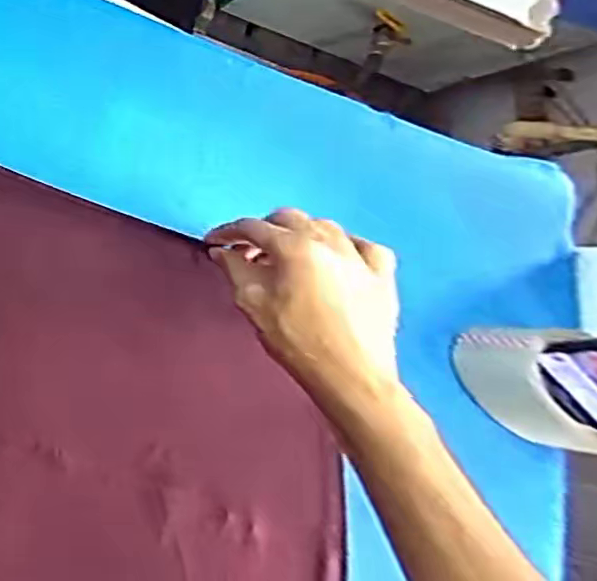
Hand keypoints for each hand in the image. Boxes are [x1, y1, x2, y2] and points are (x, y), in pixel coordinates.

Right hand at [204, 208, 400, 404]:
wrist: (351, 377)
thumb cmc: (294, 337)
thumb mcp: (250, 300)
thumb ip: (233, 267)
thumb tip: (222, 250)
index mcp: (294, 247)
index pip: (251, 226)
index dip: (226, 232)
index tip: (212, 243)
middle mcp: (329, 244)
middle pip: (289, 218)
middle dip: (263, 229)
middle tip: (247, 249)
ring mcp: (361, 260)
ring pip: (326, 227)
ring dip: (300, 234)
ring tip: (287, 254)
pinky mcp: (383, 279)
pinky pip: (366, 247)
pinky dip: (347, 246)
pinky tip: (336, 258)